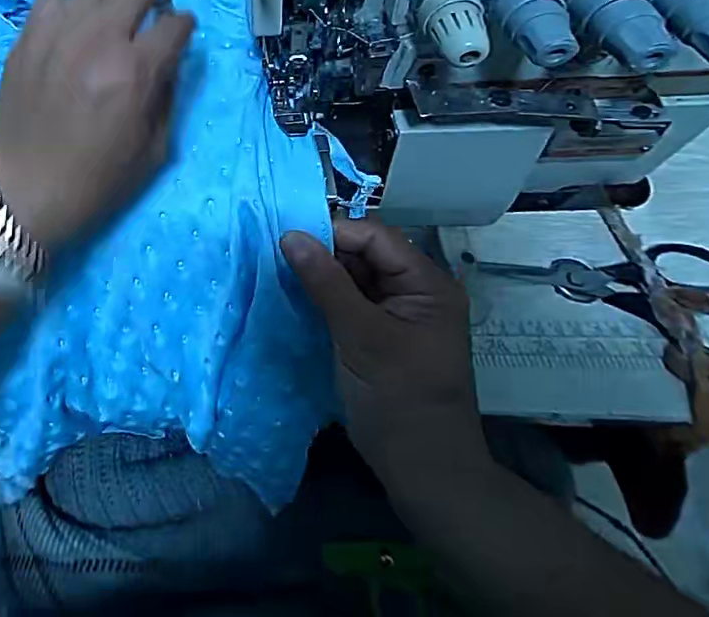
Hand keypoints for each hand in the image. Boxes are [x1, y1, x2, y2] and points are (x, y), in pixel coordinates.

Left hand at [0, 0, 195, 249]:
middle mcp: (97, 40)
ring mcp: (57, 34)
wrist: (28, 190)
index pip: (175, 24)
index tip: (182, 32)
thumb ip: (169, 94)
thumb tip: (170, 57)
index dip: (186, 26)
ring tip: (116, 7)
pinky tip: (77, 19)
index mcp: (134, 72)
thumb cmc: (98, 178)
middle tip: (154, 13)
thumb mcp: (156, 148)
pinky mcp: (28, 38)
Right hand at [281, 218, 484, 473]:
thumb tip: (289, 235)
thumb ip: (325, 283)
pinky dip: (327, 299)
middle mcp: (417, 290)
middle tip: (281, 260)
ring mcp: (400, 313)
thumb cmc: (399, 401)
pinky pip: (353, 301)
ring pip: (356, 277)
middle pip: (365, 254)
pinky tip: (300, 300)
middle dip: (325, 255)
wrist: (425, 474)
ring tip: (285, 278)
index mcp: (427, 283)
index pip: (375, 238)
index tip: (288, 242)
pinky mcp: (383, 334)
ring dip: (323, 277)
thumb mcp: (360, 337)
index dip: (333, 234)